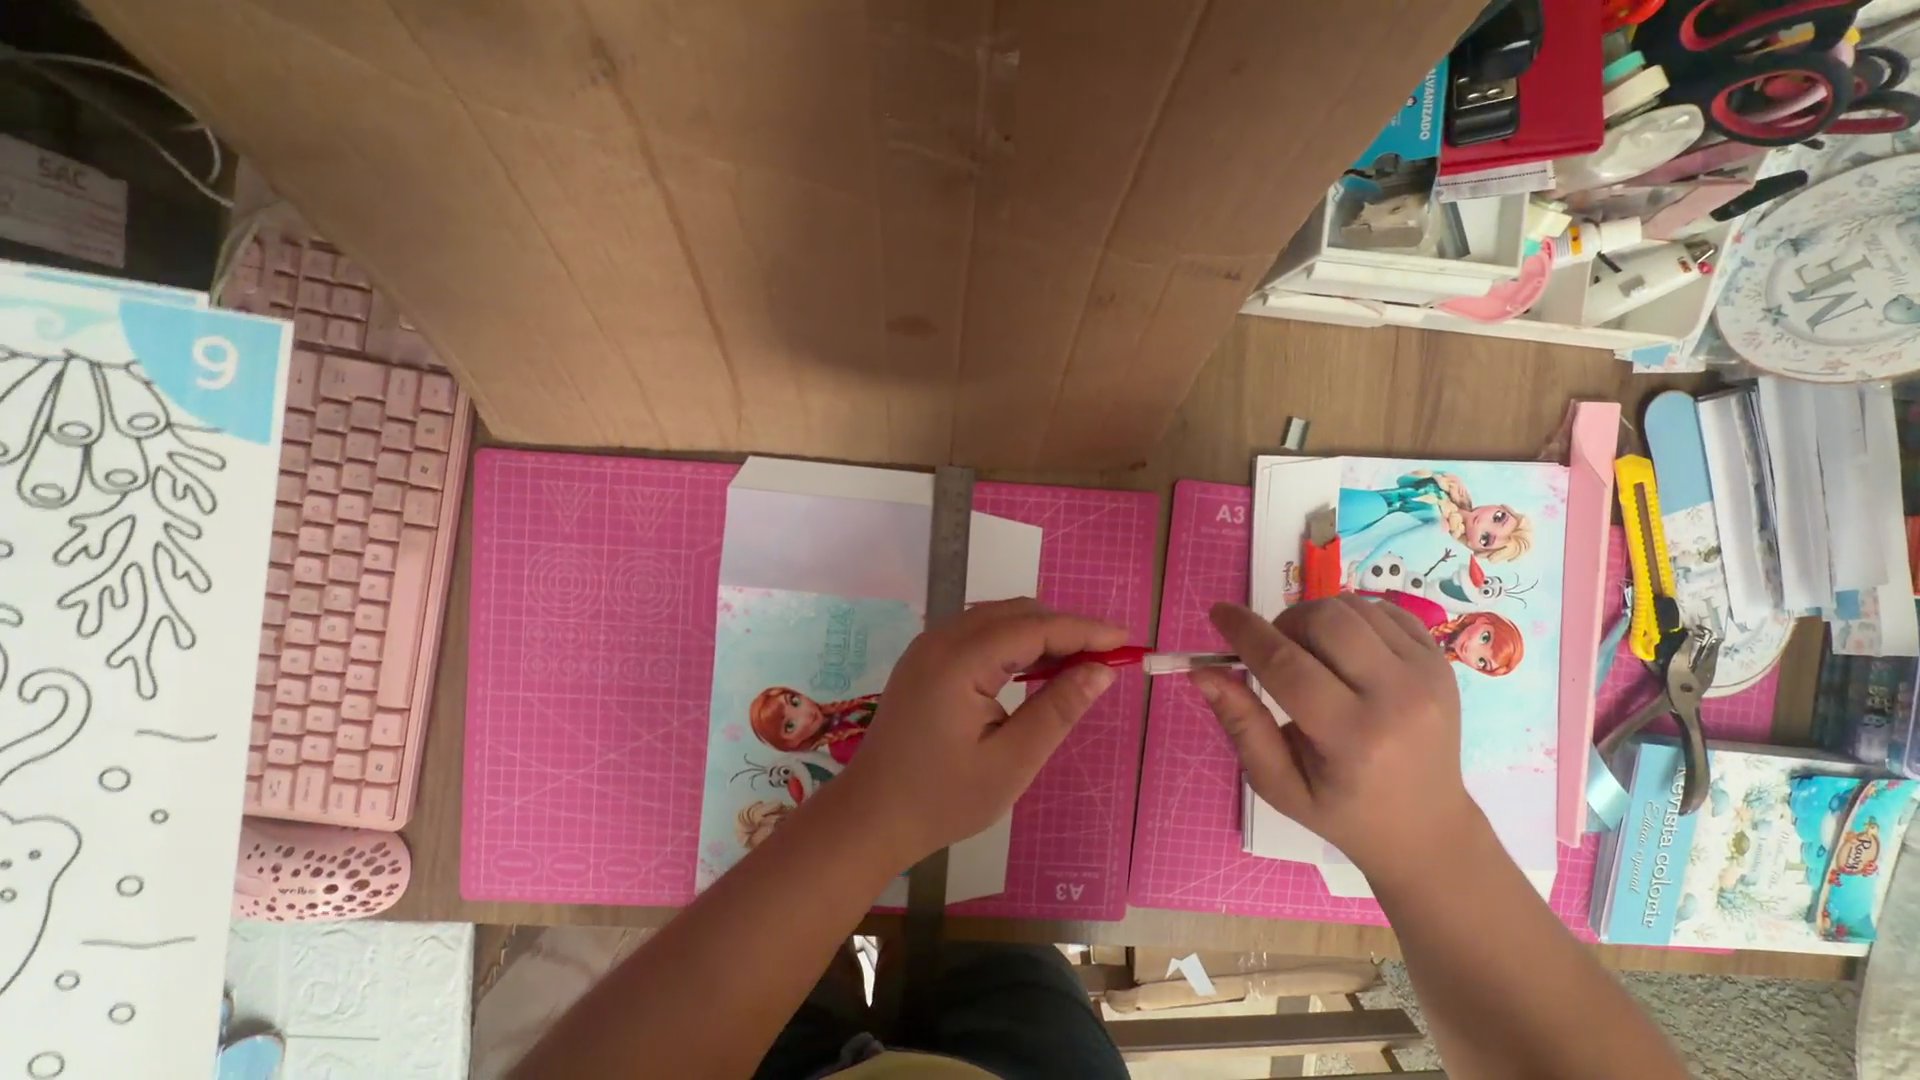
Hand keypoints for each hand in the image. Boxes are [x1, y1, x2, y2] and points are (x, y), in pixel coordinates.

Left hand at [831, 598, 1126, 864]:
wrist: (871, 816)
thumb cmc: (943, 798)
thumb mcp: (1011, 762)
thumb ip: (1057, 710)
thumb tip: (1101, 670)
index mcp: (959, 661)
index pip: (1034, 627)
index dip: (1084, 630)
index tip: (1126, 642)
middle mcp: (940, 640)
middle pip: (1015, 614)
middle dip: (1065, 628)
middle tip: (1106, 659)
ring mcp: (927, 647)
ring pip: (996, 619)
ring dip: (1040, 633)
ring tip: (1079, 664)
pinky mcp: (923, 660)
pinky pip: (977, 634)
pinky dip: (1013, 643)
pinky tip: (1035, 670)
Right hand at [1189, 597, 1484, 882]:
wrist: (1426, 829)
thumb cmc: (1342, 812)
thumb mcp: (1279, 784)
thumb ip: (1241, 724)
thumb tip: (1204, 672)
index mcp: (1353, 737)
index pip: (1287, 665)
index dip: (1245, 633)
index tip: (1218, 613)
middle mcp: (1398, 699)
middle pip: (1326, 620)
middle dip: (1285, 624)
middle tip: (1274, 653)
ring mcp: (1427, 676)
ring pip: (1354, 607)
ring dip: (1316, 619)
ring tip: (1309, 655)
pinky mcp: (1441, 662)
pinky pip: (1385, 610)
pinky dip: (1352, 618)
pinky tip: (1344, 651)